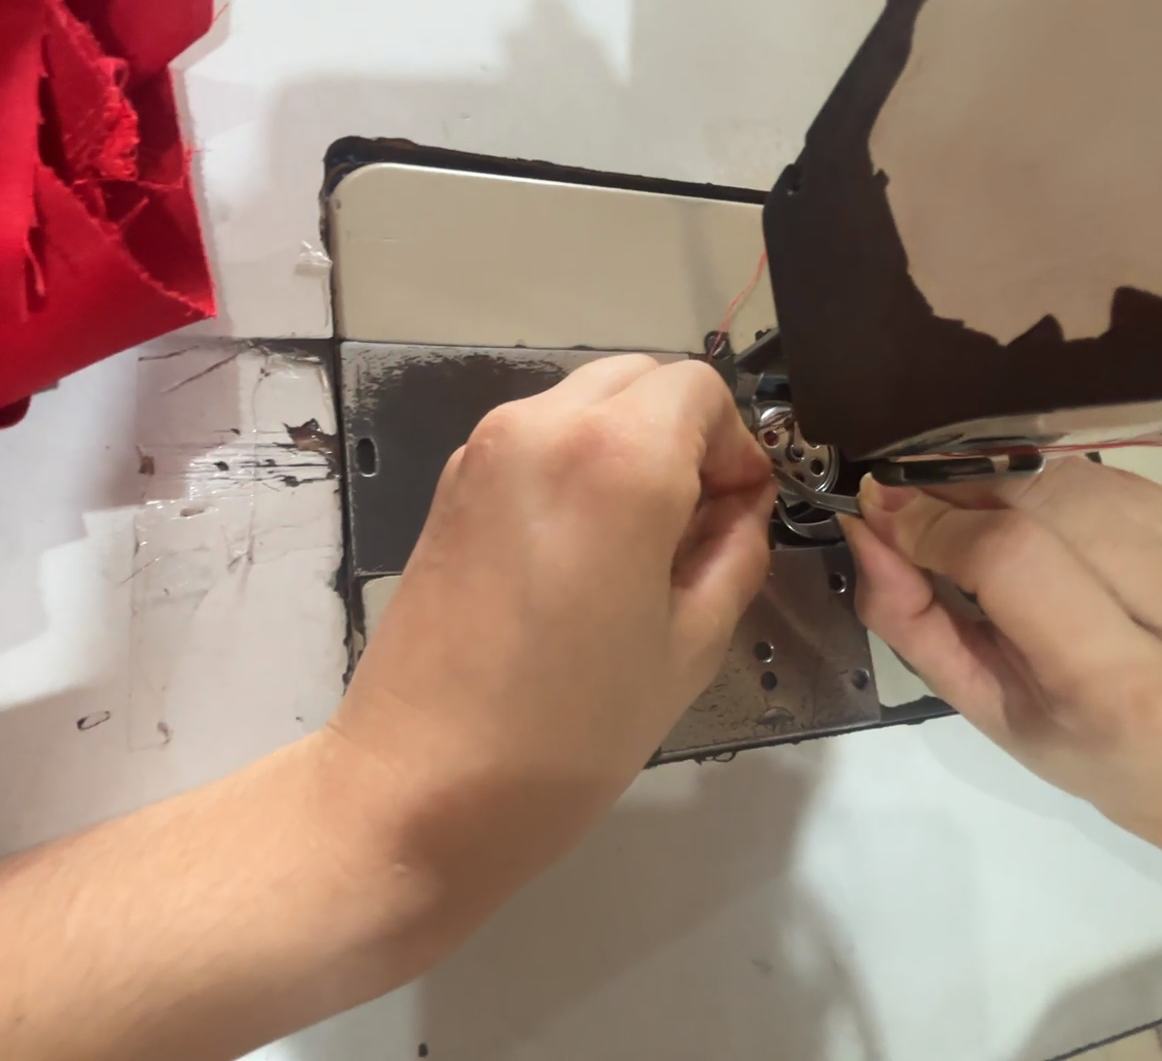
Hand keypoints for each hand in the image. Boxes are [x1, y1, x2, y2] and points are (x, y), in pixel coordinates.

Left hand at [327, 355, 774, 905]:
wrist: (420, 782)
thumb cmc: (571, 729)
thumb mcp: (689, 645)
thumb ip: (735, 552)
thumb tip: (742, 507)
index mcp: (615, 456)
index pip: (698, 389)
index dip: (735, 443)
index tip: (736, 510)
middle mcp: (541, 425)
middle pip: (639, 379)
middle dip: (684, 432)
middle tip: (694, 521)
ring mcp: (483, 449)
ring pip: (584, 402)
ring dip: (629, 443)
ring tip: (636, 538)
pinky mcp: (451, 482)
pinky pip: (536, 437)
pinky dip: (576, 460)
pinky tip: (579, 544)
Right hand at [840, 457, 1161, 830]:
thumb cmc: (1070, 742)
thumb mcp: (970, 700)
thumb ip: (905, 616)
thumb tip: (864, 525)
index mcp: (1120, 687)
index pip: (1011, 559)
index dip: (933, 522)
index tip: (880, 511)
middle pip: (1044, 501)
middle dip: (959, 492)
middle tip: (916, 509)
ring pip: (1075, 478)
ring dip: (1000, 485)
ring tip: (973, 521)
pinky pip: (1111, 479)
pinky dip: (1049, 487)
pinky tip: (1040, 525)